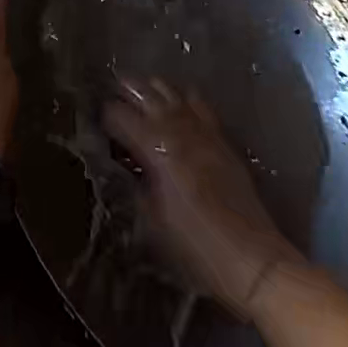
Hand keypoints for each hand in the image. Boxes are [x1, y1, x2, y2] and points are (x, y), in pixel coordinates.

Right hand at [102, 78, 301, 317]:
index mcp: (155, 147)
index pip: (119, 115)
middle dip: (124, 90)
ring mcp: (201, 128)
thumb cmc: (194, 245)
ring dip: (151, 88)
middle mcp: (176, 128)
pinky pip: (198, 102)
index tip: (97, 123)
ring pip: (171, 90)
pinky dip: (182, 97)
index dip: (104, 116)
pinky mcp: (220, 136)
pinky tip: (177, 104)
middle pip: (144, 92)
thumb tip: (123, 165)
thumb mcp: (151, 218)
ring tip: (139, 93)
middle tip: (110, 91)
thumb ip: (134, 183)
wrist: (250, 258)